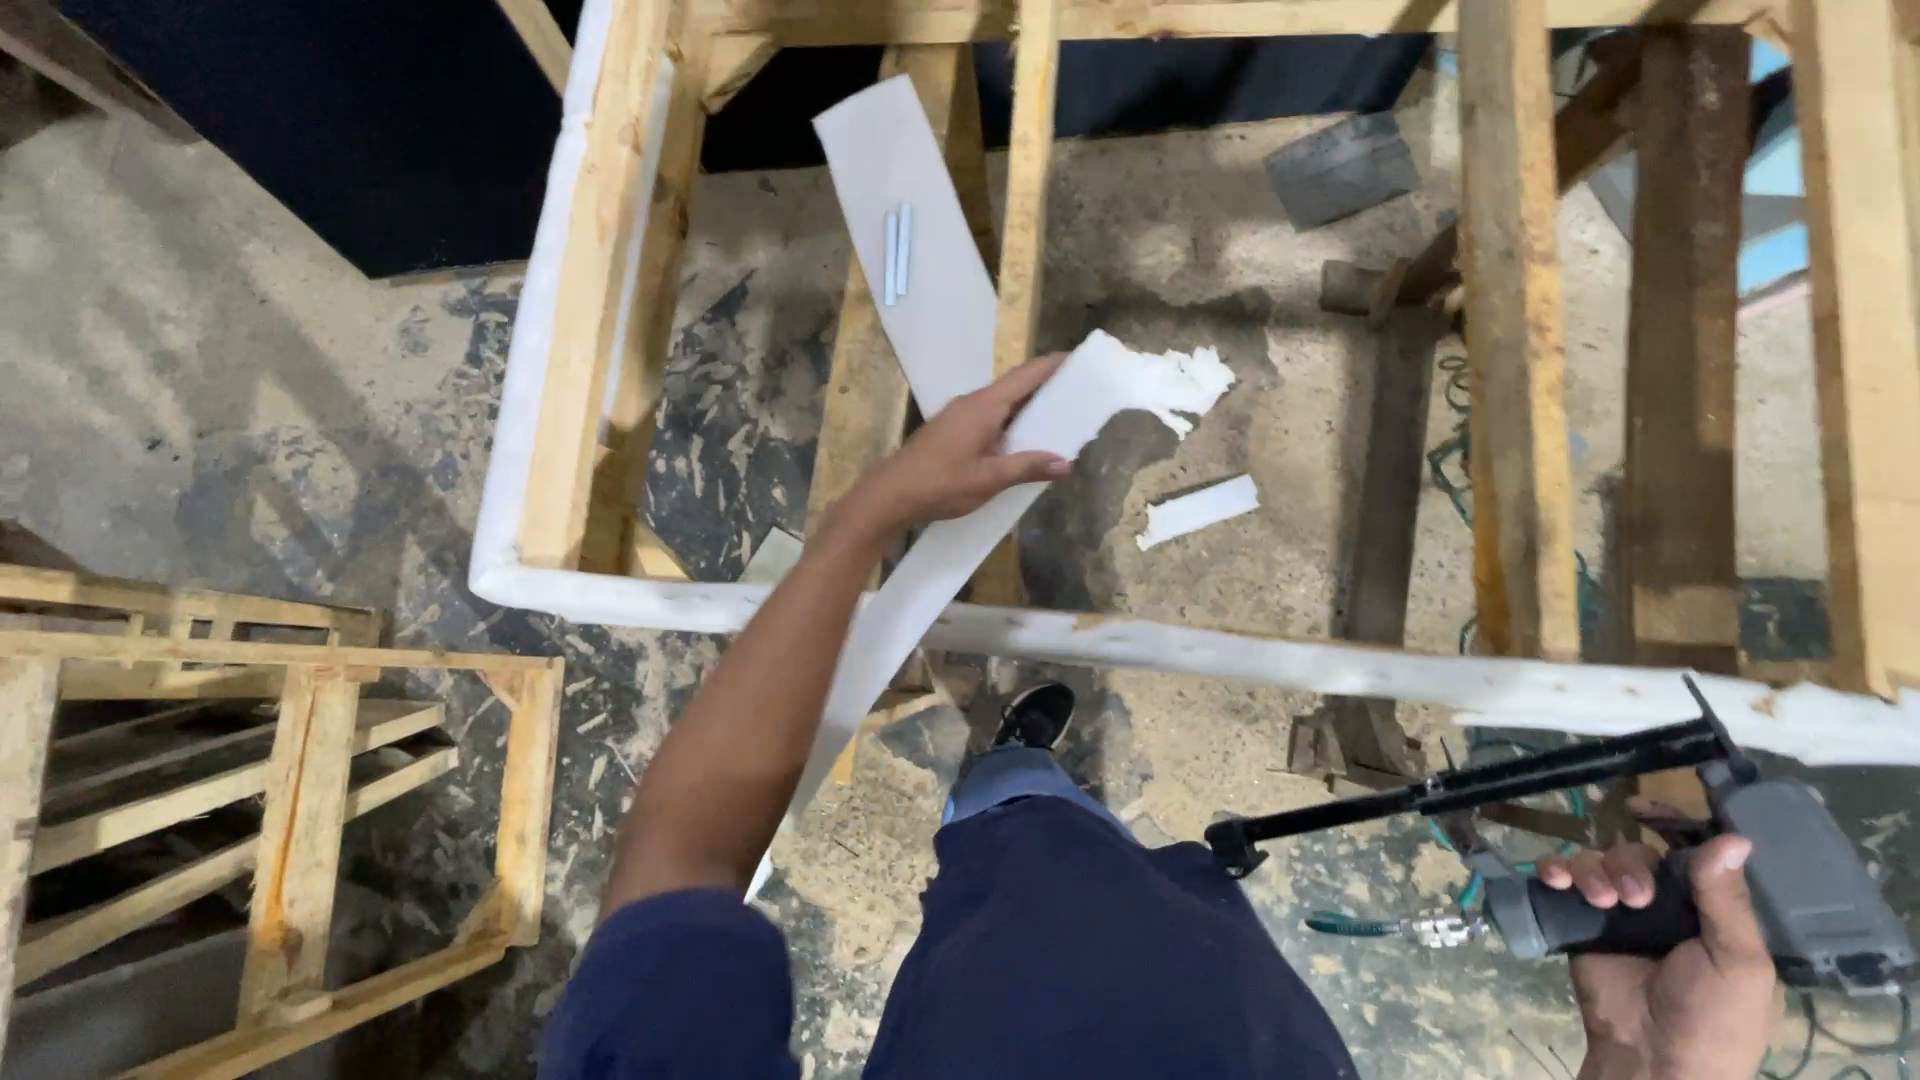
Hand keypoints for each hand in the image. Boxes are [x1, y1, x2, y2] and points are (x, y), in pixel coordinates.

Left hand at [834, 354, 1072, 536]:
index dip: (1052, 365)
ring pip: (1001, 403)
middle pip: (1015, 386)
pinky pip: (988, 416)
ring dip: (1027, 406)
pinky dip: (1010, 421)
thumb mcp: (989, 479)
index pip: (1025, 376)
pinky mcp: (951, 430)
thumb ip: (1027, 468)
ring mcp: (958, 415)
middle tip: (1078, 392)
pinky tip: (1021, 440)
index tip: (1079, 358)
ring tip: (1057, 416)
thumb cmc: (940, 484)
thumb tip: (1066, 463)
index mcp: (984, 407)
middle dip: (1045, 386)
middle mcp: (972, 403)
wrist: (891, 494)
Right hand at [1538, 833, 1776, 1079]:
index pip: (1690, 852)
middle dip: (1627, 864)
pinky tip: (1553, 878)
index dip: (1671, 824)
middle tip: (1631, 899)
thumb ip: (1726, 900)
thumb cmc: (1713, 1014)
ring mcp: (1616, 910)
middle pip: (1636, 852)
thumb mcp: (1736, 961)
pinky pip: (1560, 877)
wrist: (1654, 1055)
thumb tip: (1733, 838)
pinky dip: (1554, 869)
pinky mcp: (1578, 918)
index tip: (1644, 808)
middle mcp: (1662, 902)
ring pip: (1596, 860)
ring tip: (1597, 899)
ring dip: (1592, 870)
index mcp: (1708, 910)